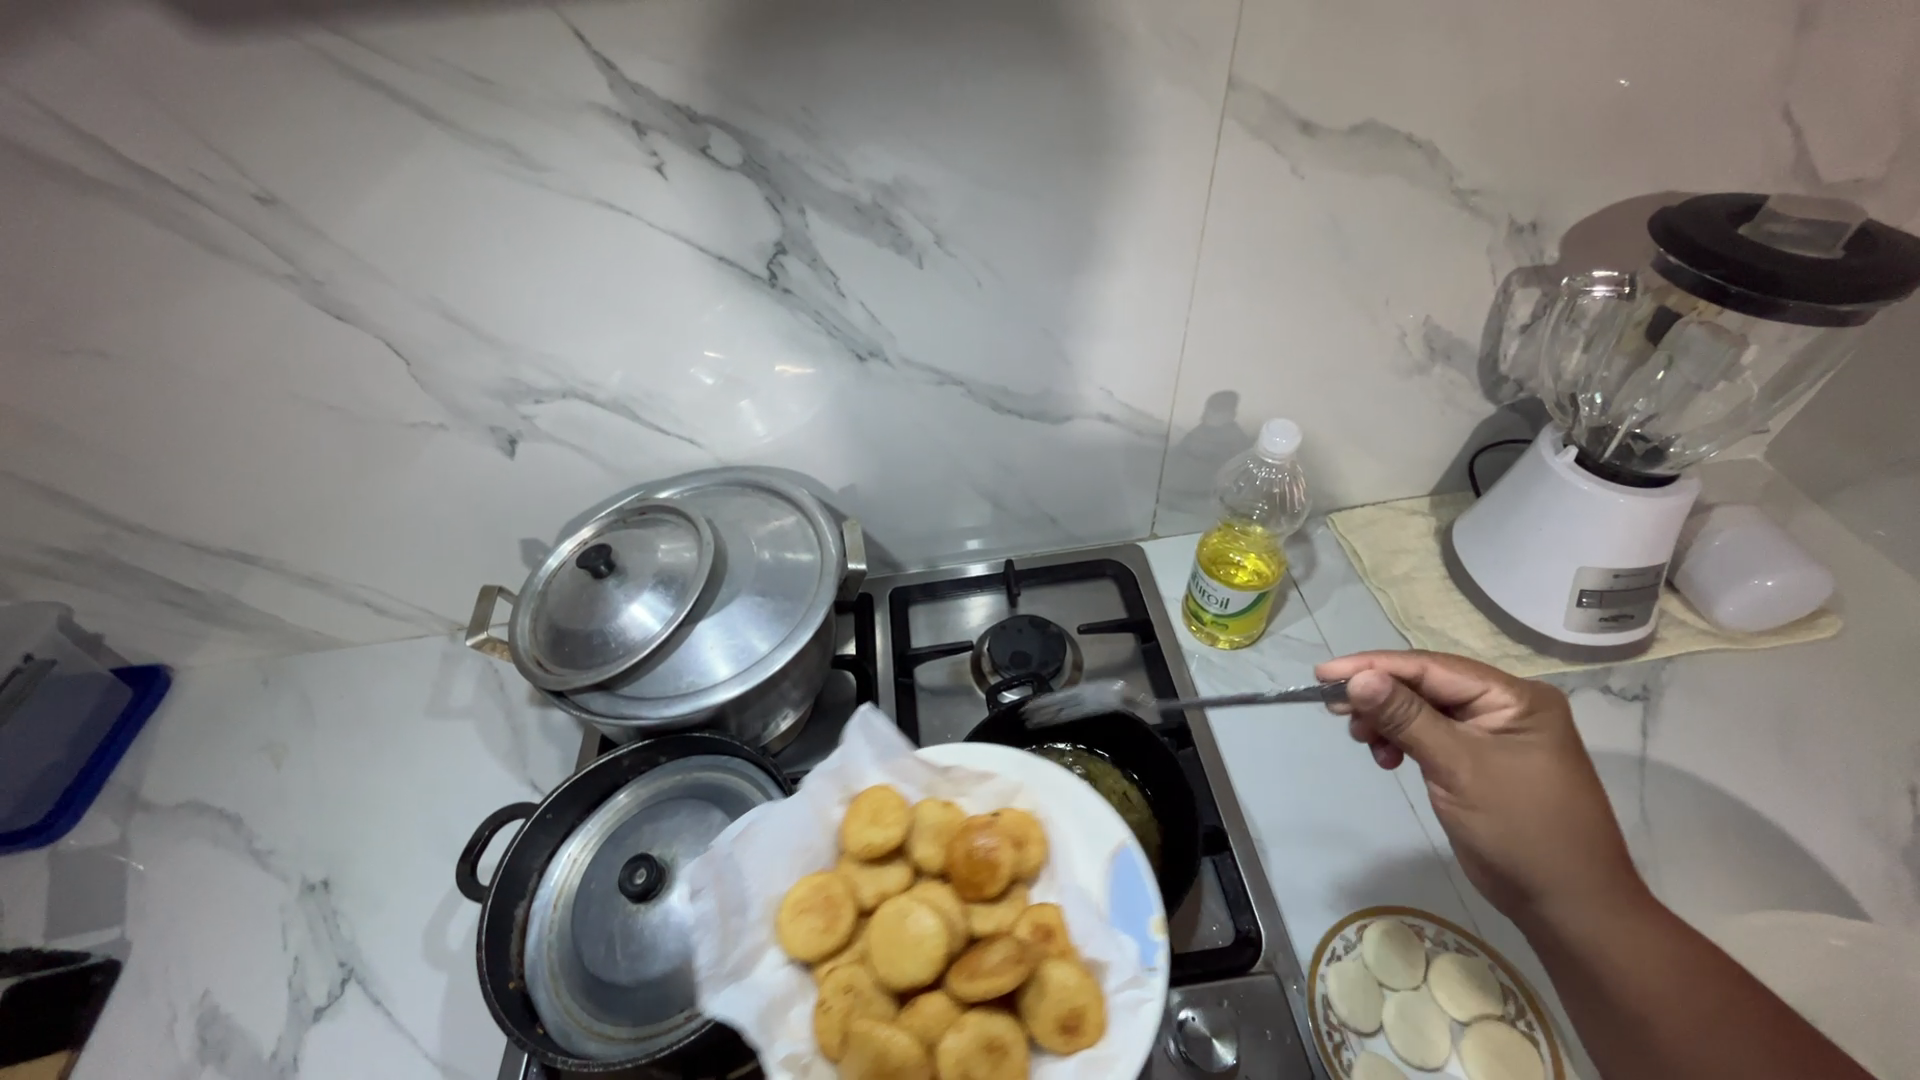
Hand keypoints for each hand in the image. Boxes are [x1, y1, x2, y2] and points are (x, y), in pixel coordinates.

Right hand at [1314, 650, 1645, 924]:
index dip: (1374, 666)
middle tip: (1333, 707)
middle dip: (1378, 695)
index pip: (1431, 667)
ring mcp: (1490, 734)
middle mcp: (1503, 706)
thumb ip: (1406, 717)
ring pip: (1421, 710)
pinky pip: (1427, 735)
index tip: (1323, 674)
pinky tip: (1386, 758)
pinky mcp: (1475, 760)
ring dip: (1386, 720)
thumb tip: (1357, 678)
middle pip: (1424, 684)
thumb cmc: (1522, 829)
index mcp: (1514, 697)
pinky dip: (1400, 741)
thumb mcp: (1458, 767)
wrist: (1568, 905)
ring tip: (1362, 740)